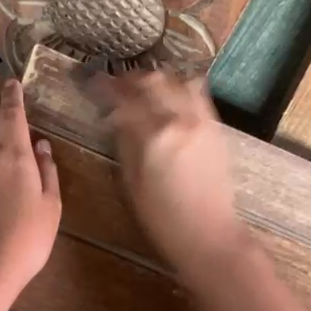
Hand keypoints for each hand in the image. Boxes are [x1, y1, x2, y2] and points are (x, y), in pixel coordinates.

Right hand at [96, 71, 248, 283]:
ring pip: (177, 81)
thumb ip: (124, 142)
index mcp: (153, 136)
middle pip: (152, 81)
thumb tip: (115, 118)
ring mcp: (202, 121)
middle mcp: (179, 120)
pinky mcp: (216, 127)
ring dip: (157, 79)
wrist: (209, 232)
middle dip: (130, 78)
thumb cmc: (162, 216)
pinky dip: (181, 87)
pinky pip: (198, 94)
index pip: (123, 99)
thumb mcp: (131, 181)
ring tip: (142, 87)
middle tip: (115, 83)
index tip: (93, 82)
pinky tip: (170, 95)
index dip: (105, 87)